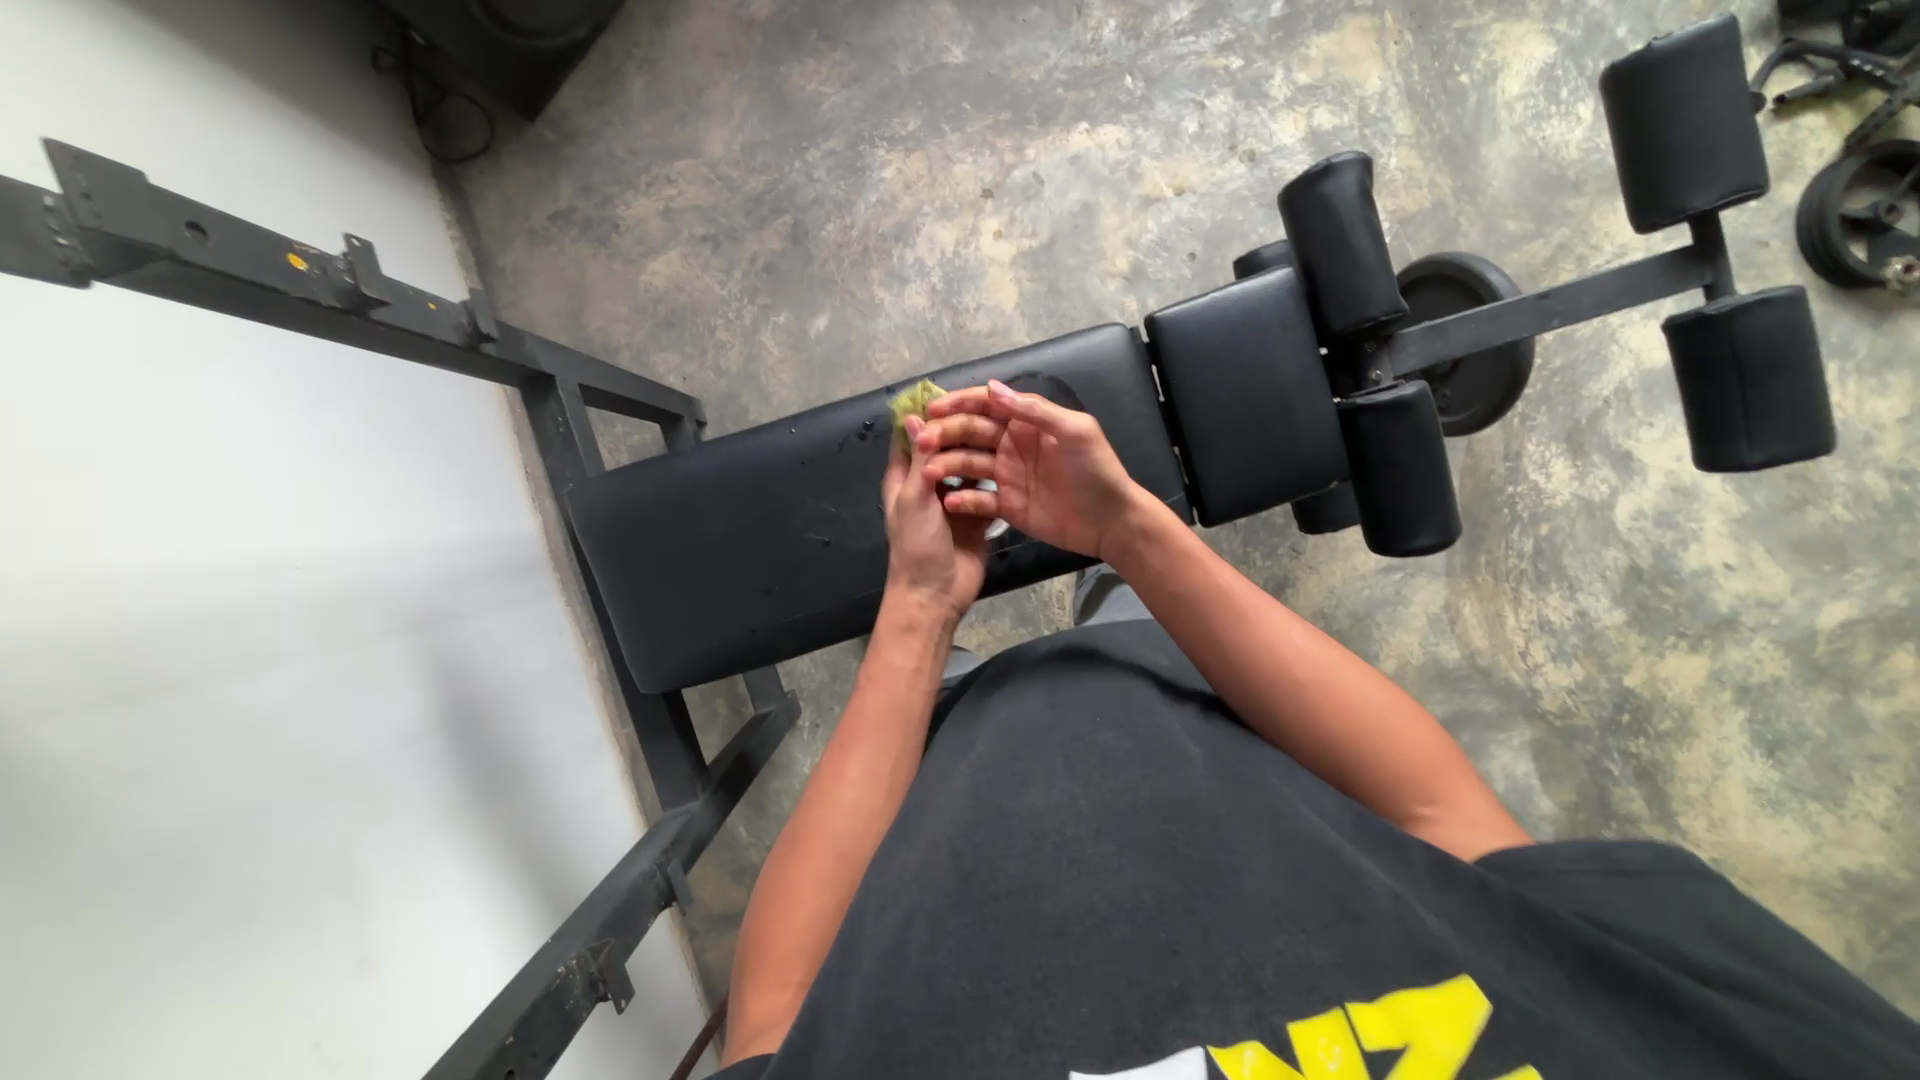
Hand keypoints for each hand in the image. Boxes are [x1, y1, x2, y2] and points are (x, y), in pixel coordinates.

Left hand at [882, 414, 992, 622]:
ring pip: (968, 467)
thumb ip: (920, 458)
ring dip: (981, 452)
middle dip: (961, 431)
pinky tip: (1016, 458)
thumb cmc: (917, 544)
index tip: (948, 394)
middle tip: (989, 408)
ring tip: (1006, 426)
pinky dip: (996, 479)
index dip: (925, 417)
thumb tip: (915, 417)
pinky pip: (986, 491)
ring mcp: (954, 501)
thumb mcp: (914, 497)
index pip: (911, 439)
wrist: (936, 592)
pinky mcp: (976, 517)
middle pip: (944, 449)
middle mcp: (929, 484)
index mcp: (905, 478)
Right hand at [917, 379, 1150, 561]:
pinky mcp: (1007, 506)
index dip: (959, 404)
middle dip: (944, 434)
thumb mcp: (1072, 431)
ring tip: (929, 474)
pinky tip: (949, 501)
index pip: (987, 406)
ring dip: (947, 466)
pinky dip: (963, 500)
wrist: (1111, 519)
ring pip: (968, 465)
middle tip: (921, 443)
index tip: (933, 409)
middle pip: (970, 434)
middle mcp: (1012, 446)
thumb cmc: (1096, 470)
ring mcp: (1007, 476)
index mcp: (1027, 423)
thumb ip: (1033, 410)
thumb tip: (993, 387)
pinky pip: (978, 501)